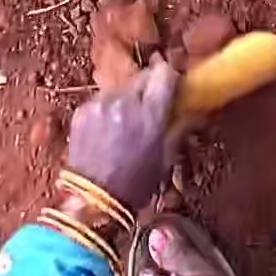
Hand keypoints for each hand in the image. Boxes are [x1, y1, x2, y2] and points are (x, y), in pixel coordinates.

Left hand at [66, 60, 179, 210]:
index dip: (168, 76)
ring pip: (120, 88)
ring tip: (125, 123)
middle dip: (148, 88)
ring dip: (126, 98)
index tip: (170, 84)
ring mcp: (101, 104)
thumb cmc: (135, 184)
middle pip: (142, 76)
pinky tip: (106, 131)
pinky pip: (101, 100)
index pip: (164, 72)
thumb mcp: (166, 157)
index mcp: (151, 112)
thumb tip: (192, 108)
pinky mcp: (83, 111)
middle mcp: (126, 101)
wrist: (92, 203)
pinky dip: (106, 109)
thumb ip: (179, 126)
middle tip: (148, 107)